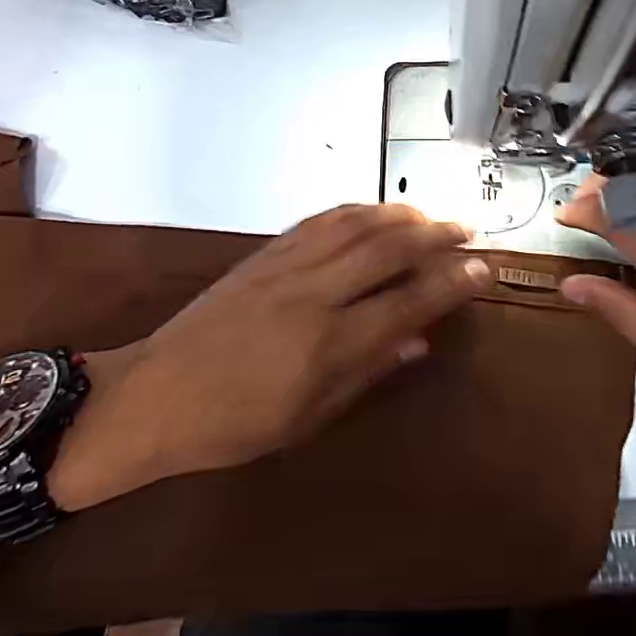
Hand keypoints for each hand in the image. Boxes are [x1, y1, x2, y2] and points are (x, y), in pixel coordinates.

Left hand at [53, 204, 491, 506]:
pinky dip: (356, 211)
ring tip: (429, 215)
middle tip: (465, 231)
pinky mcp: (264, 254)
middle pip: (388, 250)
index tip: (482, 270)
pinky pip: (320, 221)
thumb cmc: (235, 424)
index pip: (407, 303)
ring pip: (356, 225)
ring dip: (399, 214)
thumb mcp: (308, 417)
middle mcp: (313, 295)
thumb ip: (368, 372)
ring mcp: (286, 267)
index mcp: (328, 345)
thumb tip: (419, 342)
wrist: (154, 395)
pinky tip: (373, 211)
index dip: (451, 283)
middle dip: (434, 236)